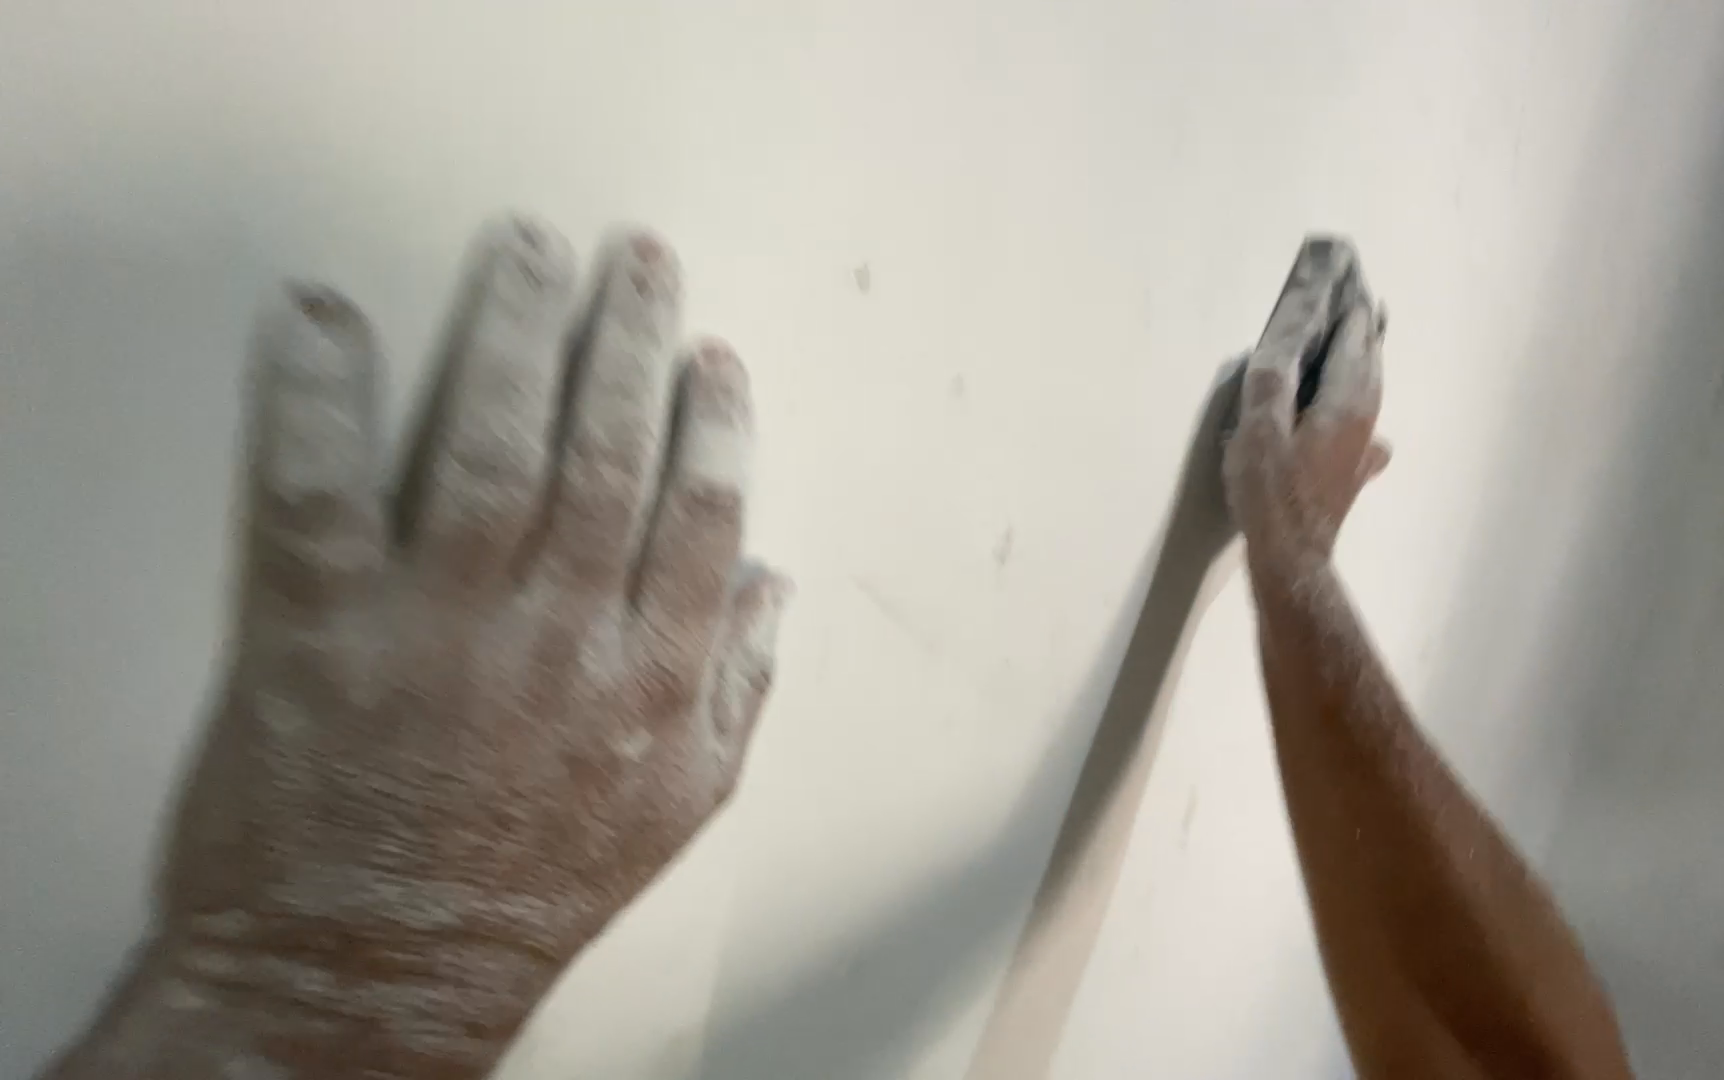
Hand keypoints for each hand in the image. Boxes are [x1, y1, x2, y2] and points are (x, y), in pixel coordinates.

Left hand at [71, 219, 788, 1077]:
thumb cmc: (554, 874)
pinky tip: (327, 321)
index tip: (715, 358)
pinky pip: (318, 502)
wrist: (384, 963)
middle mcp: (567, 634)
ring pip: (492, 454)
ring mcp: (445, 629)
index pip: (703, 514)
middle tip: (642, 262)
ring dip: (515, 339)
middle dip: (631, 346)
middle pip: (609, 459)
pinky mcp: (320, 637)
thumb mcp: (696, 793)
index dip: (716, 423)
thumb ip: (746, 679)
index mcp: (659, 672)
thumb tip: (772, 578)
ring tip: (533, 252)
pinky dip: (318, 404)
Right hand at [1223, 292, 1390, 575]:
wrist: (1291, 554)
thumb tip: (1285, 338)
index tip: (1346, 279)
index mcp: (1345, 400)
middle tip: (1360, 302)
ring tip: (1360, 346)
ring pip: (1370, 393)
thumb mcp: (1258, 431)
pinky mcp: (1352, 472)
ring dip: (1364, 364)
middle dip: (1363, 331)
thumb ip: (1271, 382)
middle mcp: (1365, 418)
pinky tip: (1362, 426)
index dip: (1347, 310)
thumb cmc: (1272, 491)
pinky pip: (1362, 424)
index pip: (1352, 341)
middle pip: (1369, 363)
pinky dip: (1359, 407)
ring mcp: (1362, 447)